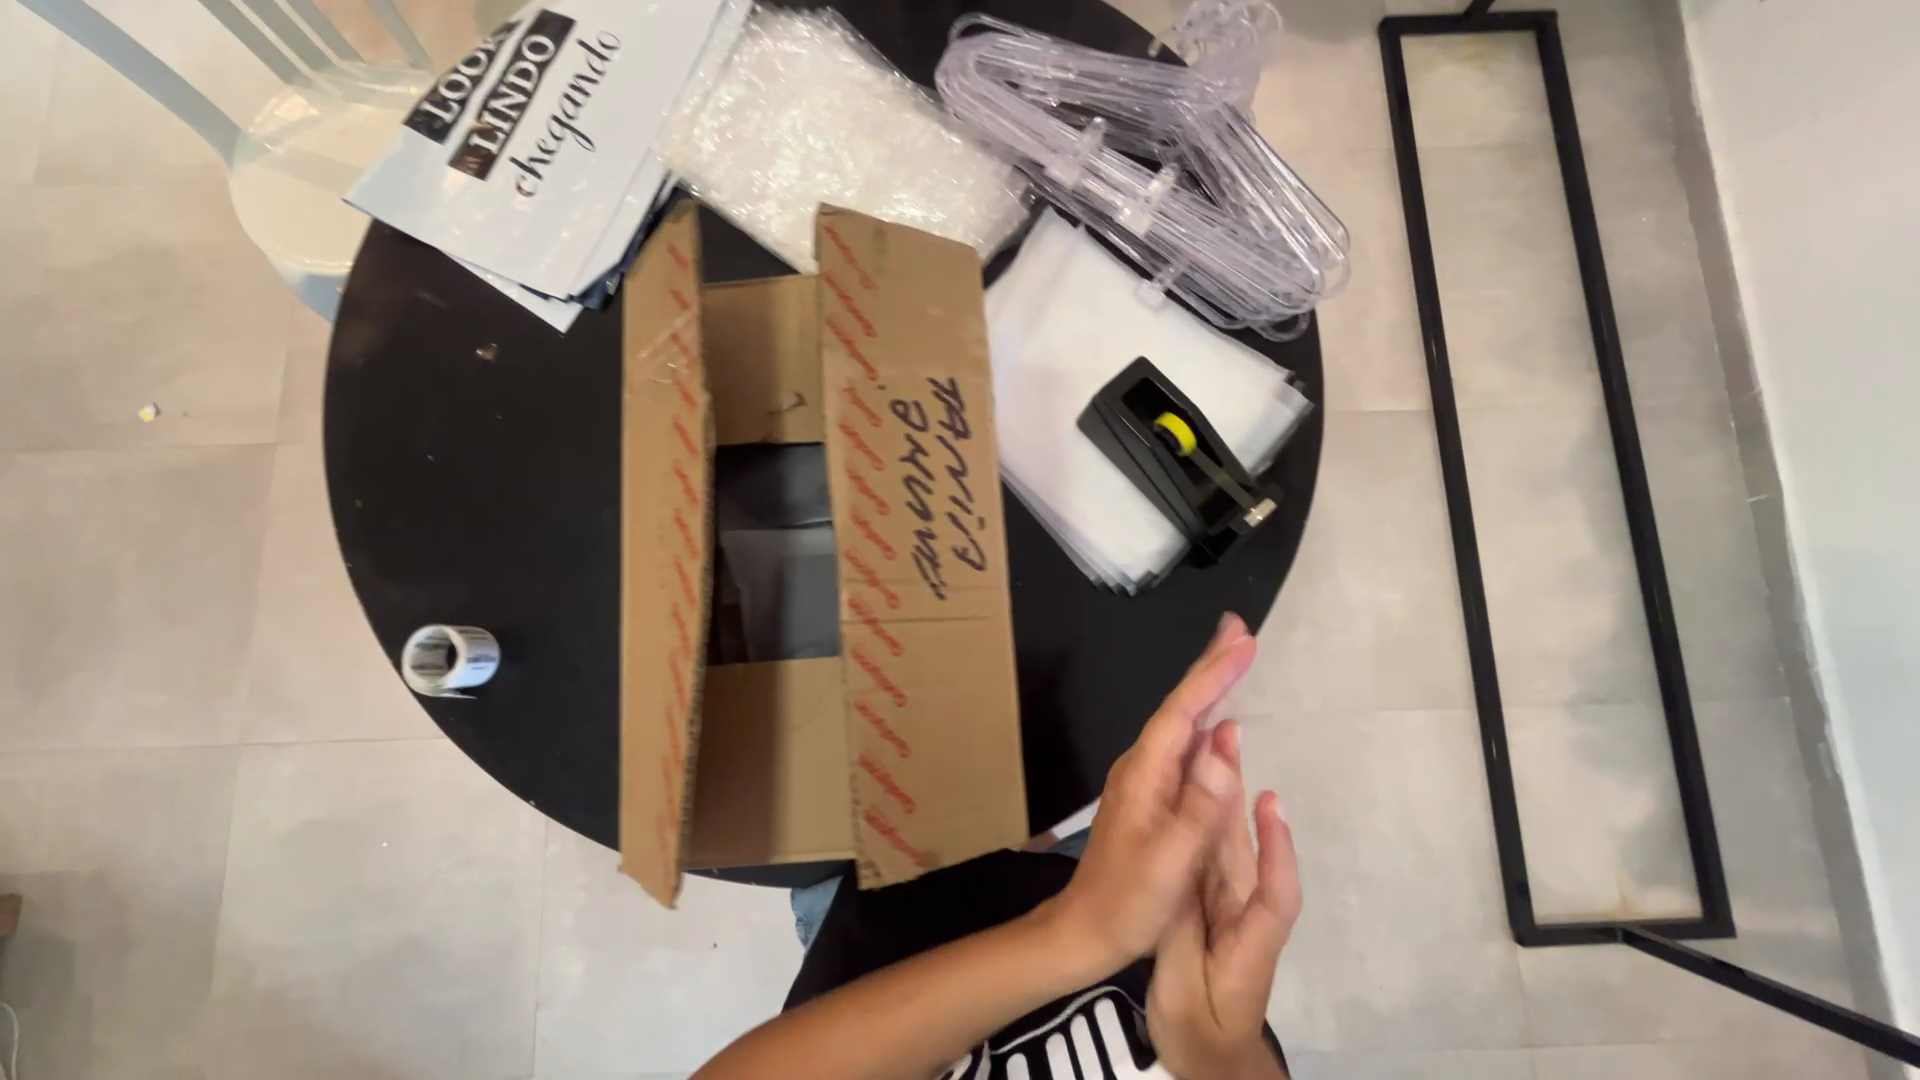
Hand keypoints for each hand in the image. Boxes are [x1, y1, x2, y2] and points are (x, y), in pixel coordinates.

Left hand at [1045, 614, 1257, 973]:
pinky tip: (1219, 727)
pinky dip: (1205, 726)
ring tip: (1235, 660)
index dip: (1212, 675)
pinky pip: (1184, 749)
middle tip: (1239, 630)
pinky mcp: (1152, 798)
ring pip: (1182, 724)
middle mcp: (1142, 766)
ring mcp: (1145, 781)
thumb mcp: (1169, 860)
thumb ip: (1198, 807)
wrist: (1085, 929)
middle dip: (1210, 667)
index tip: (1243, 642)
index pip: (1183, 712)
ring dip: (1208, 691)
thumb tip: (1223, 746)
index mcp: (1145, 773)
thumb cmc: (1128, 900)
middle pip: (1180, 707)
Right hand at [1147, 721, 1301, 1079]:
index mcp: (1250, 943)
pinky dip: (1207, 822)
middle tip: (1231, 740)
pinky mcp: (1212, 906)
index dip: (1275, 850)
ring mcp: (1229, 908)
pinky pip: (1211, 860)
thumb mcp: (1182, 991)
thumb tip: (1174, 878)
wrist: (1208, 1063)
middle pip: (1250, 854)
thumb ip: (1181, 934)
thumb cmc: (1199, 1031)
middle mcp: (1245, 916)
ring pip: (1230, 848)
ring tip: (1216, 747)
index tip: (1269, 803)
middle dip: (1243, 800)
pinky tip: (1194, 792)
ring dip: (1225, 799)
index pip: (1274, 895)